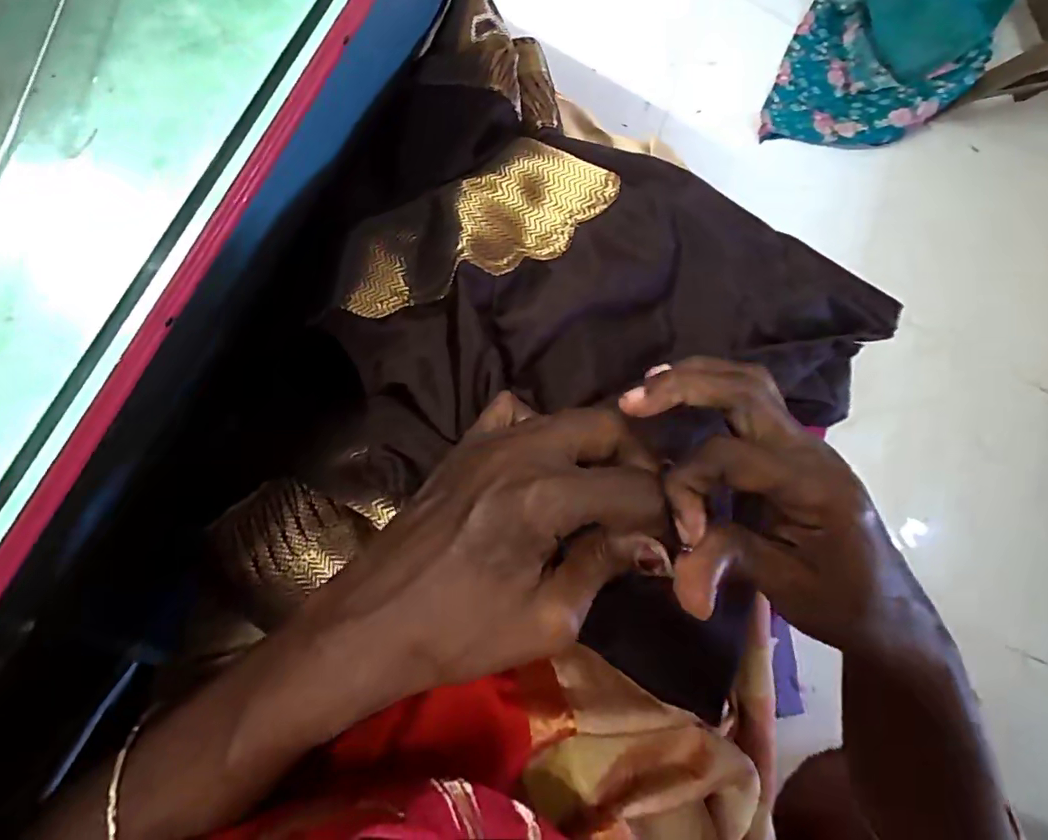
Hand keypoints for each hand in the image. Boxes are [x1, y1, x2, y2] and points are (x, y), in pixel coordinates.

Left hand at [288, 392, 673, 695]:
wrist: (371, 622)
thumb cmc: (457, 634)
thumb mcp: (545, 620)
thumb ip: (602, 566)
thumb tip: (649, 542)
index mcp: (545, 495)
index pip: (634, 486)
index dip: (666, 510)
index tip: (677, 532)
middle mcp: (522, 449)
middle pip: (607, 425)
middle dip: (640, 458)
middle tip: (647, 500)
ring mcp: (488, 438)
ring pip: (566, 415)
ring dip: (598, 444)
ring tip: (605, 485)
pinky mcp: (465, 443)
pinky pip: (516, 412)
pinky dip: (542, 428)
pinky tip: (543, 464)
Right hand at [618, 357, 914, 654]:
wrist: (889, 609)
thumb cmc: (843, 601)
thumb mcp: (786, 587)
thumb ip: (728, 562)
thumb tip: (677, 581)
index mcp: (809, 481)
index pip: (731, 454)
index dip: (689, 484)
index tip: (683, 533)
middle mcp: (807, 447)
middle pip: (743, 390)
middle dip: (684, 387)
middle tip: (633, 400)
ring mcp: (802, 440)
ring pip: (748, 382)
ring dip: (697, 377)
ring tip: (650, 386)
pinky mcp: (792, 445)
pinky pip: (751, 398)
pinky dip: (712, 388)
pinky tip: (683, 395)